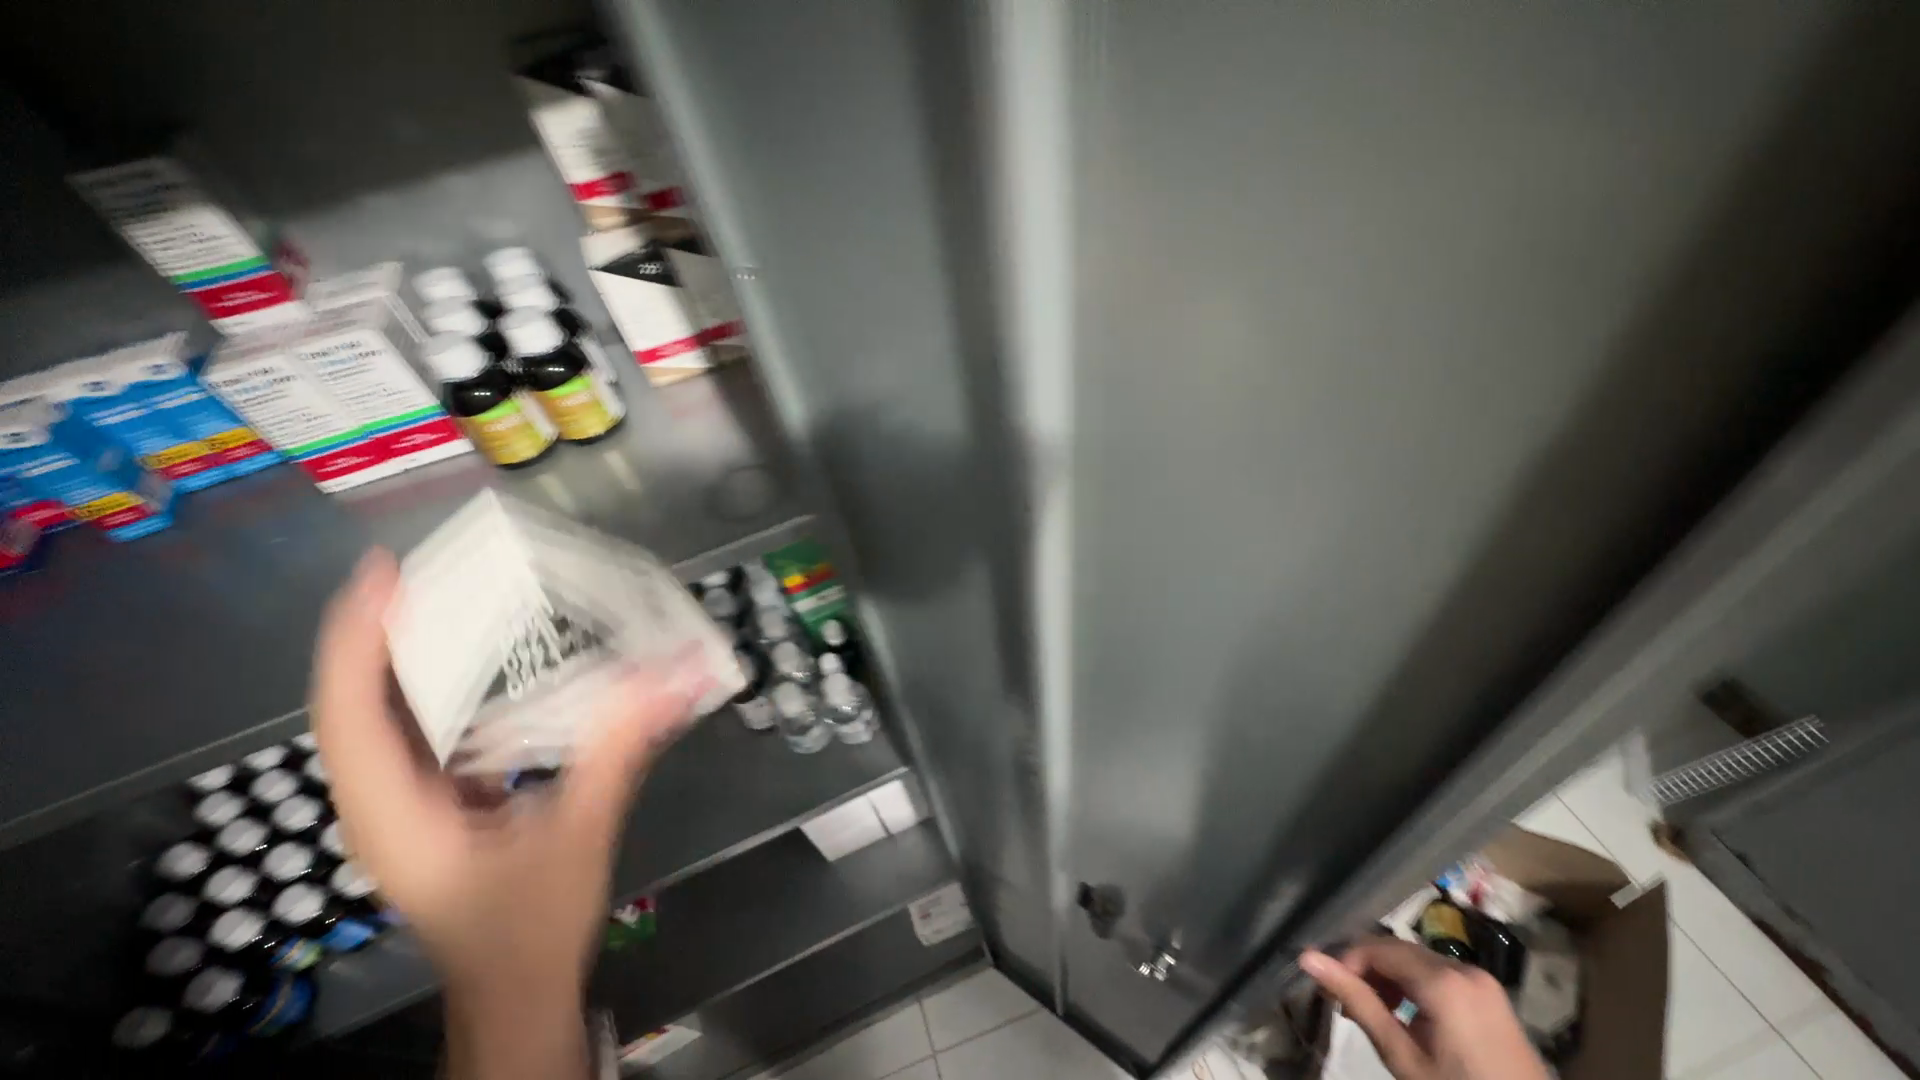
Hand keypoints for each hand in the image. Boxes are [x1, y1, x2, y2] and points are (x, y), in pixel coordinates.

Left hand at [309, 550, 706, 1076]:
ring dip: (404, 658)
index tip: (388, 574)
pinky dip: (436, 692)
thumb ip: (622, 751)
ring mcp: (400, 807)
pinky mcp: (430, 807)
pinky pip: (417, 736)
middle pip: (356, 704)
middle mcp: (380, 804)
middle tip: (427, 572)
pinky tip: (476, 666)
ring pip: (382, 719)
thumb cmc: (533, 927)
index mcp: (393, 815)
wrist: (517, 994)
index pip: (351, 713)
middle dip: (382, 633)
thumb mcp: (580, 834)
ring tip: (445, 602)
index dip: (360, 639)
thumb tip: (678, 677)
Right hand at [1301, 939, 1547, 1079]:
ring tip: (1372, 1014)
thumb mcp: (1402, 1055)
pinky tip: (1406, 1017)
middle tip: (1345, 1006)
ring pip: (1418, 962)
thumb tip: (1307, 958)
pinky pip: (1441, 976)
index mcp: (1443, 980)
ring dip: (1389, 979)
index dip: (1346, 963)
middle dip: (1367, 971)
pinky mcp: (1492, 996)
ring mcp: (1482, 981)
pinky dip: (1416, 988)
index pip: (1377, 948)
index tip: (1329, 994)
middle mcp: (1464, 968)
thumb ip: (1356, 1001)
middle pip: (1398, 950)